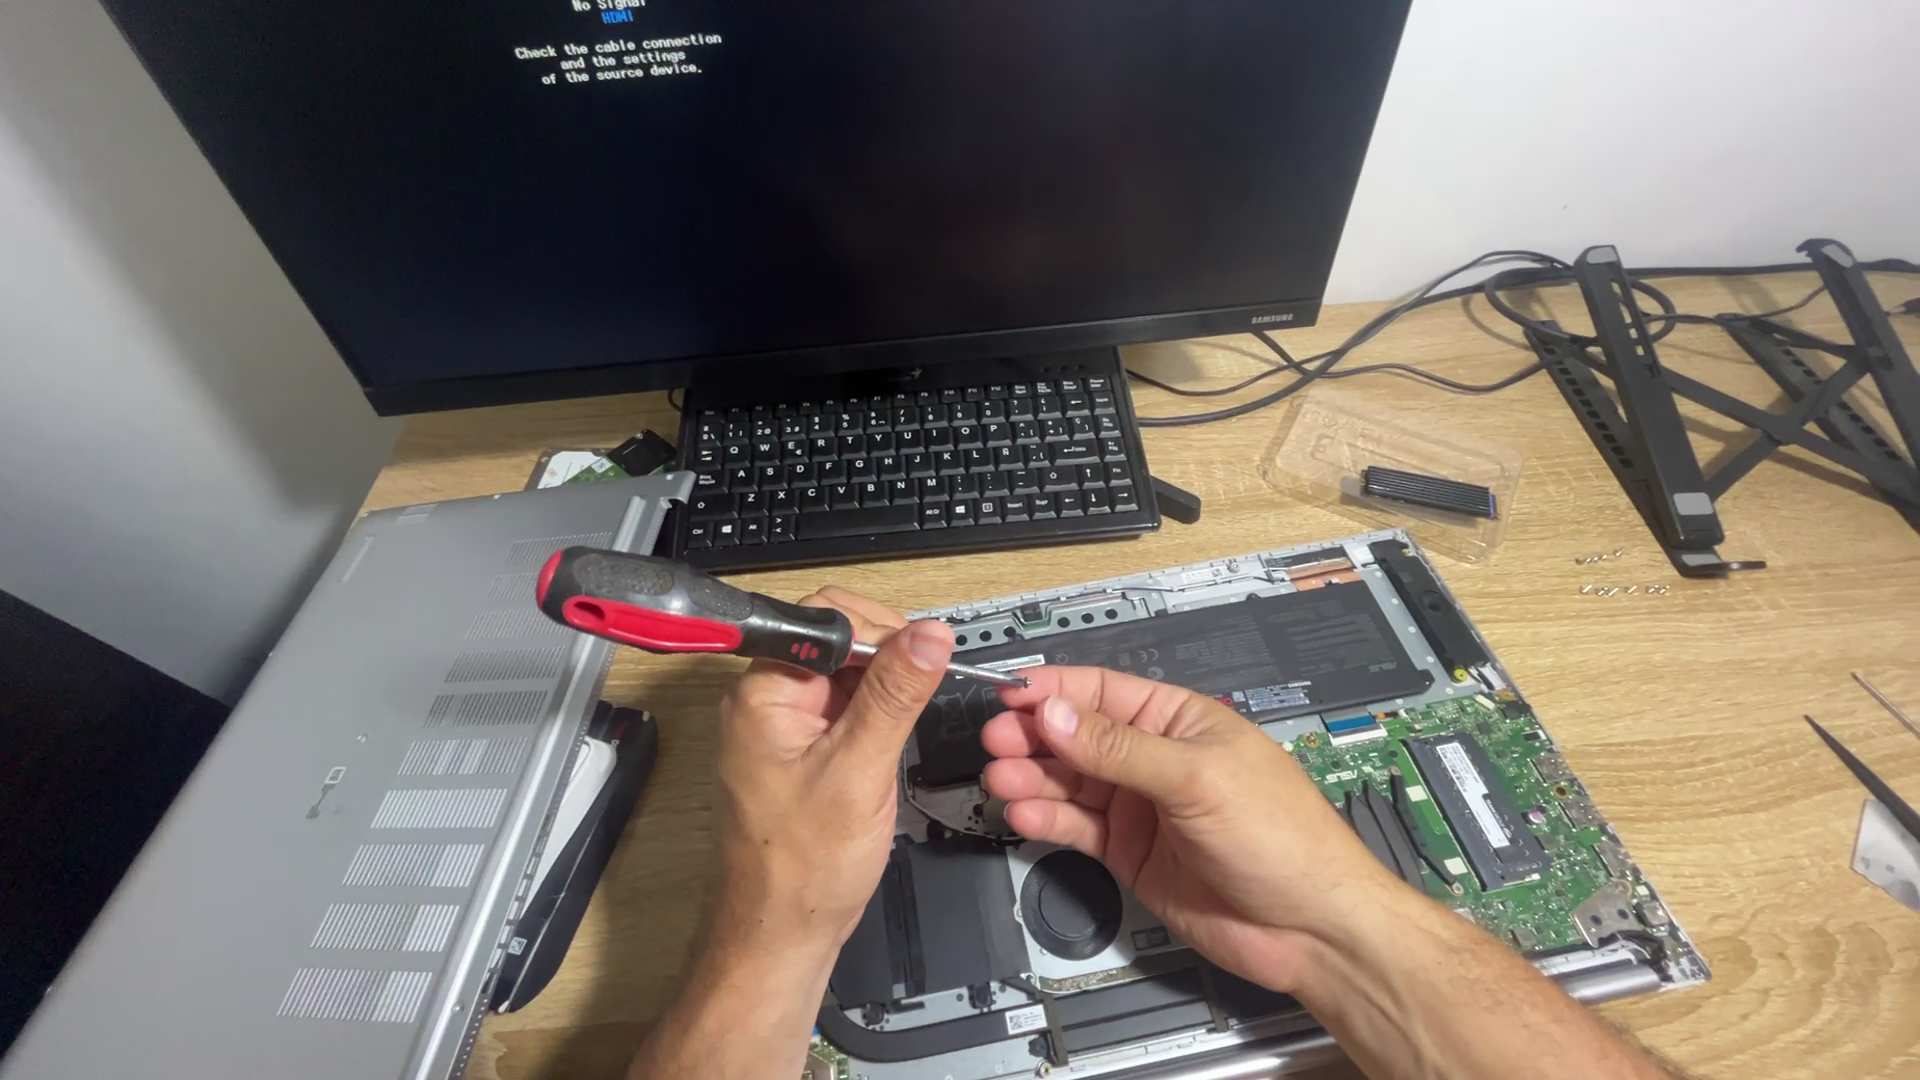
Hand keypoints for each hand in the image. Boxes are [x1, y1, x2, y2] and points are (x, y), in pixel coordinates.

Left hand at [710, 587, 953, 960]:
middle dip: (885, 647)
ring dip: (886, 677)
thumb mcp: (858, 771)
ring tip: (916, 705)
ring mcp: (788, 721)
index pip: (821, 619)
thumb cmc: (806, 866)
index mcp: (764, 693)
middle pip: (834, 637)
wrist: (784, 934)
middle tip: (927, 677)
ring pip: (845, 668)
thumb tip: (931, 635)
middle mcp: (770, 697)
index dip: (875, 625)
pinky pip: (847, 700)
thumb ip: (894, 696)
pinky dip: (878, 703)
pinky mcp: (807, 742)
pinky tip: (898, 725)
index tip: (922, 650)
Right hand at [980, 666, 1413, 993]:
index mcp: (1175, 720)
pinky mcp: (1127, 849)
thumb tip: (1056, 713)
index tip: (1011, 695)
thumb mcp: (1195, 777)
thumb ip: (1118, 747)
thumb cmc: (1278, 835)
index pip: (1102, 691)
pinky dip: (1047, 820)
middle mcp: (1150, 757)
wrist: (1311, 931)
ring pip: (1070, 781)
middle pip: (1076, 735)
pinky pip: (1077, 826)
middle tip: (997, 742)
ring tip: (1001, 780)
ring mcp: (1137, 804)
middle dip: (1034, 736)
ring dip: (1032, 778)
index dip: (1055, 690)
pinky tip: (1024, 815)